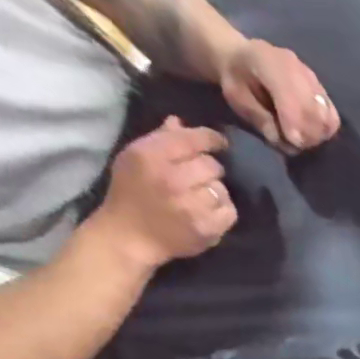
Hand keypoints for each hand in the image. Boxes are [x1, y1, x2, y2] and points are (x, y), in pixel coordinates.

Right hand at [91, 116, 234, 267]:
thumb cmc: (131, 192)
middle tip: (199, 177)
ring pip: (222, 189)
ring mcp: (191, 207)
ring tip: (200, 196)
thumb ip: (161, 139)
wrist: (130, 236)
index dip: (212, 138)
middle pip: (213, 166)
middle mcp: (172, 179)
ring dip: (215, 191)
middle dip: (210, 169)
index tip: (220, 142)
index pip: (193, 140)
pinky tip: (207, 212)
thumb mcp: (136, 158)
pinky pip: (230, 211)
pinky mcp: (207, 228)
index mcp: (150, 156)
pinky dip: (222, 210)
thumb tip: (181, 122)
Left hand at [221, 39, 340, 152]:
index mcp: (267, 61)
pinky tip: (312, 132)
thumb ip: (257, 115)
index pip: (290, 95)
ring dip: (317, 134)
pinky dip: (325, 129)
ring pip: (327, 115)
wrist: (243, 56)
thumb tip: (278, 137)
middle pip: (314, 109)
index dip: (295, 122)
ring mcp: (312, 77)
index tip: (293, 143)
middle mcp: (295, 66)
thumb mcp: (236, 96)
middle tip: (293, 144)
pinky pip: (332, 116)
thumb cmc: (236, 78)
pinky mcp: (321, 89)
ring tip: (302, 139)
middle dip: (307, 134)